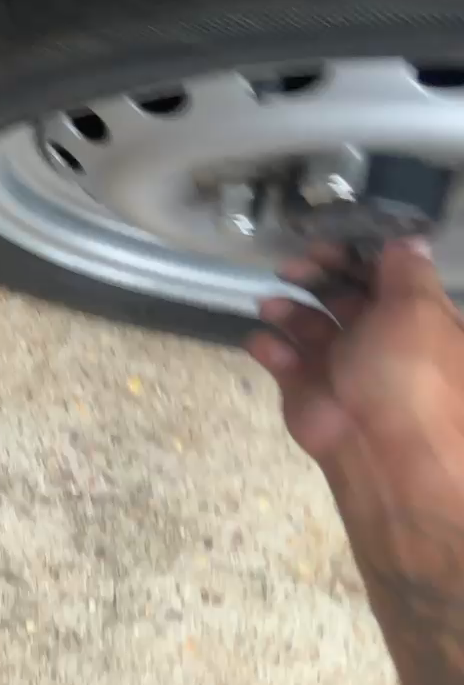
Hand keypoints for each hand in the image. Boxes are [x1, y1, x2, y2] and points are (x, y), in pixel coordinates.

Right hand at [247, 238, 463, 522]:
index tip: (327, 244)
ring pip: (306, 323)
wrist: (380, 443)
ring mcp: (339, 361)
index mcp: (418, 320)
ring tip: (270, 307)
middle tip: (290, 268)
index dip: (357, 258)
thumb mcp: (417, 312)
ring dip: (286, 310)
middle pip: (343, 296)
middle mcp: (381, 337)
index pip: (387, 278)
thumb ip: (405, 274)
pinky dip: (267, 346)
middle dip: (316, 278)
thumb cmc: (407, 372)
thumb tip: (403, 240)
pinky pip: (278, 354)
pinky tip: (266, 344)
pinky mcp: (302, 381)